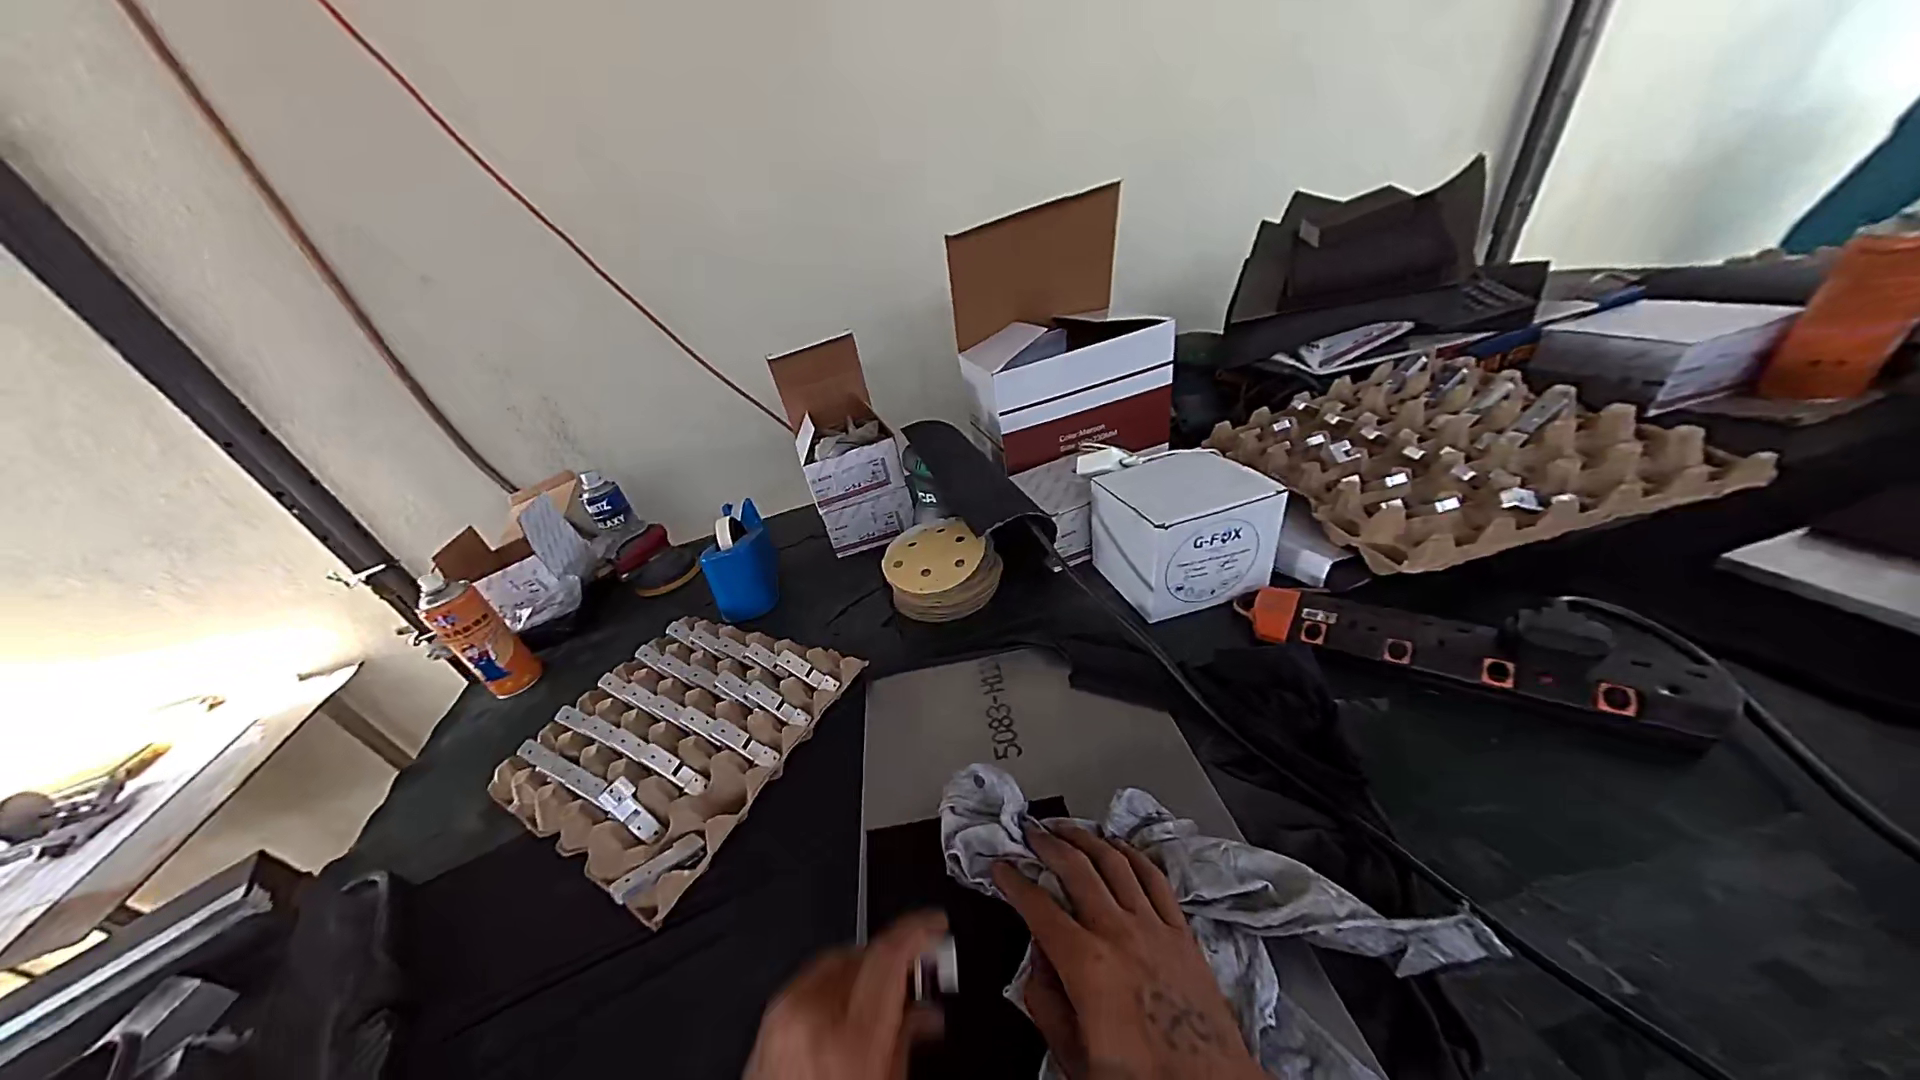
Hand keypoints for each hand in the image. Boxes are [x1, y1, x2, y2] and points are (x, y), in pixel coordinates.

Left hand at [744, 911, 947, 1079]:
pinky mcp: (763, 1030)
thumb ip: (906, 1041)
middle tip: (915, 981)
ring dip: (862, 973)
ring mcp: (781, 1022)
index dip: (918, 931)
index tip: (933, 925)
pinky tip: (847, 1014)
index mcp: (848, 1040)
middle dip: (892, 962)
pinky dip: (833, 988)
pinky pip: (808, 985)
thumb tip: (924, 1010)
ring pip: (834, 963)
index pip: (888, 955)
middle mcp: (809, 1020)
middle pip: (862, 954)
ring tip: (882, 1004)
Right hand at [992, 823, 1263, 1079]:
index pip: (1038, 906)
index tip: (1000, 867)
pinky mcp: (1180, 930)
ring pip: (1114, 862)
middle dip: (1047, 844)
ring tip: (1067, 827)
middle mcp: (1118, 932)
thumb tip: (1036, 957)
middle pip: (1076, 868)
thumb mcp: (1072, 1052)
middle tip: (1031, 833)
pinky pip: (1155, 878)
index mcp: (1086, 964)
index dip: (1013, 881)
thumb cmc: (1139, 1076)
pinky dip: (1133, 854)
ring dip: (1086, 838)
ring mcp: (1153, 926)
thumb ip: (1045, 1000)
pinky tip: (1118, 845)